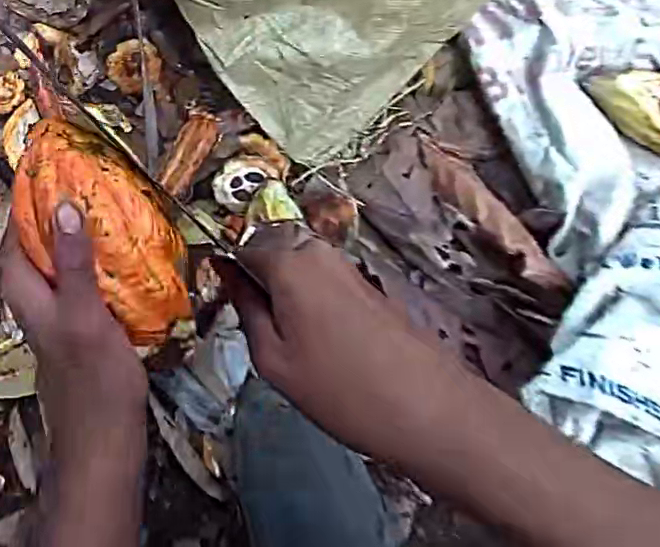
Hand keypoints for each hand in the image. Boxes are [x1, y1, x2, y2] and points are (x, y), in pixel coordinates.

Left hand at [0, 201, 145, 546]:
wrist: (104, 443)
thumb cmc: (92, 383)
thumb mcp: (84, 316)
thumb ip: (73, 262)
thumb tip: (64, 205)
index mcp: (21, 282)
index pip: (17, 221)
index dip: (31, 188)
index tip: (54, 157)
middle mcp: (29, 286)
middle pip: (38, 230)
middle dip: (58, 200)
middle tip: (89, 170)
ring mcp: (51, 300)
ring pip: (59, 248)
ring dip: (77, 223)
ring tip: (106, 195)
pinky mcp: (73, 311)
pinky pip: (77, 267)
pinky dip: (92, 249)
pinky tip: (119, 241)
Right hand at [216, 223, 469, 460]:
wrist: (439, 415)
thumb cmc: (344, 390)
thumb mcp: (274, 359)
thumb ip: (243, 307)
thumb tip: (227, 272)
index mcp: (286, 259)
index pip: (236, 244)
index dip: (223, 268)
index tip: (220, 295)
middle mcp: (314, 249)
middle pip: (266, 248)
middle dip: (254, 275)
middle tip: (255, 322)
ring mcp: (344, 263)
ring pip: (292, 262)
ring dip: (281, 286)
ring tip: (288, 334)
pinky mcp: (365, 282)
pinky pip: (318, 275)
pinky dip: (307, 296)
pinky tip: (319, 338)